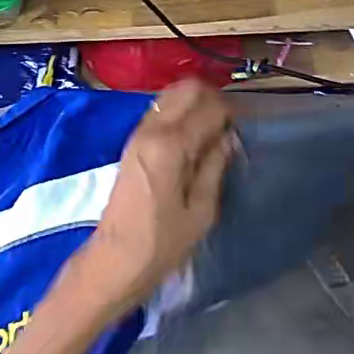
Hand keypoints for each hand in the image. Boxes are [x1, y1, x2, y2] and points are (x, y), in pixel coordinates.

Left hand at [71, 80, 234, 308]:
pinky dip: (181, 113)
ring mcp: (138, 134)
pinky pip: (163, 110)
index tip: (242, 130)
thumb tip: (227, 138)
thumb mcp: (202, 211)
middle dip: (213, 100)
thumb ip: (215, 166)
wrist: (111, 265)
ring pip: (174, 95)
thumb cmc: (160, 244)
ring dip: (196, 105)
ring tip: (211, 131)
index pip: (211, 108)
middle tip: (227, 125)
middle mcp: (152, 131)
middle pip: (189, 89)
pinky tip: (192, 138)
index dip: (232, 114)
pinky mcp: (132, 143)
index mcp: (171, 146)